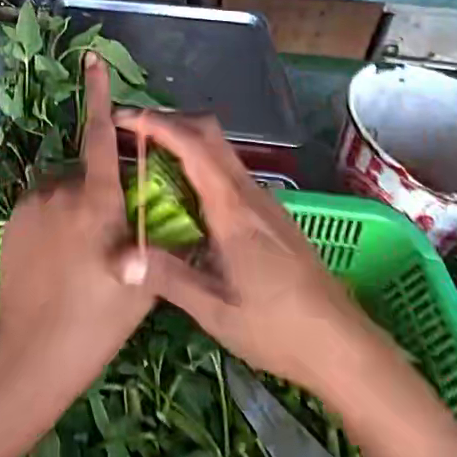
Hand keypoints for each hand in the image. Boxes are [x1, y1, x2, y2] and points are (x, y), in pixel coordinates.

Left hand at [0, 54, 153, 390]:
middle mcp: (61, 190)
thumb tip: (159, 200)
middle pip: (90, 168)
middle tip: (113, 231)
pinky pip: (45, 202)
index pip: (101, 134)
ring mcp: (32, 204)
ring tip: (85, 251)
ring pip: (66, 186)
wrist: (28, 356)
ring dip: (79, 201)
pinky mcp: (13, 219)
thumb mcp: (144, 277)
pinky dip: (58, 215)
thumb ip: (153, 230)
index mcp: (97, 198)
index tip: (92, 58)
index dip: (99, 94)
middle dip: (105, 184)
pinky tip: (62, 253)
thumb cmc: (96, 319)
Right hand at [114, 112, 394, 392]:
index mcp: (232, 208)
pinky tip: (183, 193)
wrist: (339, 339)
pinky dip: (199, 163)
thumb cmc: (277, 326)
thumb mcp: (215, 310)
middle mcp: (248, 192)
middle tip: (130, 131)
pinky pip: (228, 170)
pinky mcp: (268, 212)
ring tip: (148, 156)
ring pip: (220, 150)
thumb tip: (118, 257)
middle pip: (209, 134)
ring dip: (185, 140)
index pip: (193, 145)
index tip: (124, 117)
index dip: (157, 124)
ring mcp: (262, 200)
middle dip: (169, 121)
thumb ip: (167, 277)